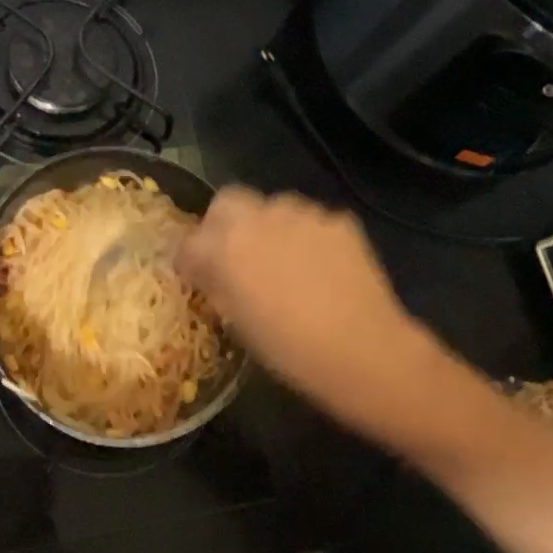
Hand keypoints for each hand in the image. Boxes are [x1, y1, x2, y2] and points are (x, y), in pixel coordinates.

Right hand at [177, 187, 430, 424]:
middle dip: (224, 223)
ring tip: (284, 262)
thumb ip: (219, 287)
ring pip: (273, 208)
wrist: (362, 350)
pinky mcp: (338, 221)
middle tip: (234, 255)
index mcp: (225, 248)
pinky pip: (311, 222)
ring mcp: (303, 215)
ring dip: (269, 228)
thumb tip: (211, 275)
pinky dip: (307, 238)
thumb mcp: (239, 322)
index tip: (196, 275)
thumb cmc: (289, 349)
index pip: (191, 242)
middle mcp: (259, 219)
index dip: (190, 260)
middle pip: (229, 202)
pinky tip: (320, 268)